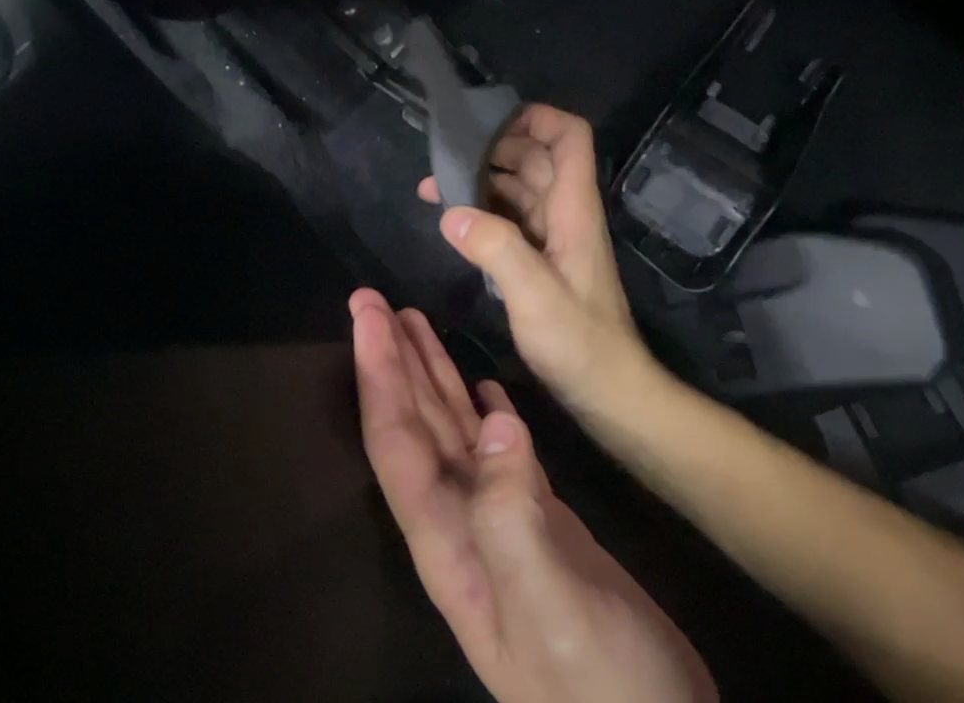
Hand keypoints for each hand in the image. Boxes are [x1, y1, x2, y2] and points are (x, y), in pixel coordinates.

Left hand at [350, 289, 715, 702]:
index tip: (364, 312)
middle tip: (375, 298)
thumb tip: (496, 419)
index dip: (378, 374)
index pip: (397, 440)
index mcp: (448, 540)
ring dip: (429, 376)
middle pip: (414, 428)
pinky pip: (498, 453)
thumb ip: (513, 516)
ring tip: (414, 322)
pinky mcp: (543, 527)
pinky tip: (481, 385)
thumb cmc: (599, 683)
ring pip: (451, 433)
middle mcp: (462, 525)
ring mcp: (502, 525)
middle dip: (391, 361)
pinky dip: (483, 411)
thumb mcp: (551, 604)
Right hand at [419, 104, 650, 406]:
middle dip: (492, 147)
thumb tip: (451, 213)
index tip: (486, 122)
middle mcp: (566, 215)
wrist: (608, 392)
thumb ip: (498, 251)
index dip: (535, 118)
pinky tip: (453, 222)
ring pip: (520, 187)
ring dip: (481, 179)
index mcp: (575, 210)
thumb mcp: (537, 298)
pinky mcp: (542, 262)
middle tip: (442, 157)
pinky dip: (483, 211)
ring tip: (434, 186)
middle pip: (536, 157)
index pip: (570, 138)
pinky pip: (511, 219)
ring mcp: (555, 238)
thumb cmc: (580, 345)